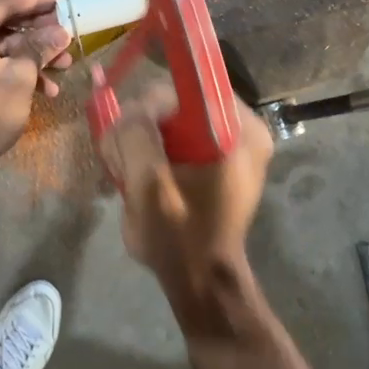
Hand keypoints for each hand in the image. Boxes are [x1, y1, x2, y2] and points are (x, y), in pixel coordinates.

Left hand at [0, 0, 73, 182]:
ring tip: (65, 65)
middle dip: (39, 33)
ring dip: (31, 56)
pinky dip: (14, 71)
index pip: (6, 2)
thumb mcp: (19, 77)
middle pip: (3, 24)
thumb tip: (62, 30)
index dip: (40, 0)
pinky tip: (45, 89)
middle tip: (70, 33)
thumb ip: (40, 47)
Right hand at [96, 84, 272, 299]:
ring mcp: (230, 144)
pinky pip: (175, 138)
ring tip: (132, 180)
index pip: (185, 85)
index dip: (150, 108)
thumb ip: (136, 133)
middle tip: (126, 165)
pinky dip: (155, 154)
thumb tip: (131, 111)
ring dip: (144, 145)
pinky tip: (142, 180)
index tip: (131, 139)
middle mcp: (242, 127)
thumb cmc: (181, 234)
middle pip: (176, 102)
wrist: (200, 283)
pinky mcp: (216, 160)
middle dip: (144, 130)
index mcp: (240, 128)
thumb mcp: (149, 183)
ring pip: (170, 120)